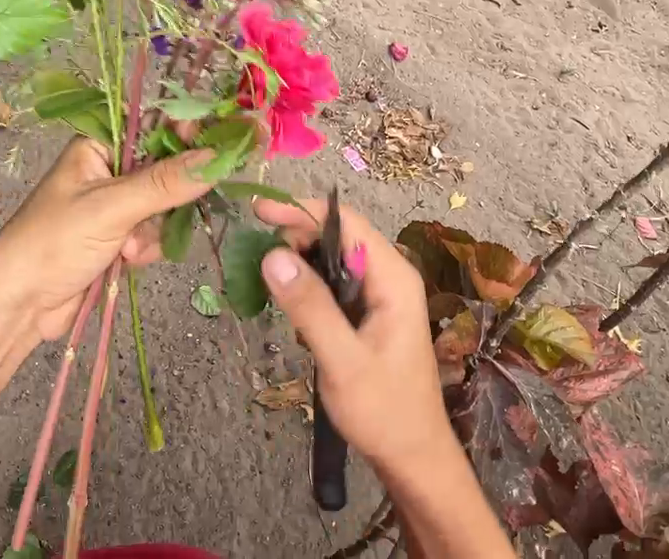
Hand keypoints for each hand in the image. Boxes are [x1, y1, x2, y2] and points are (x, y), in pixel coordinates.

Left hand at [0, 139, 213, 341]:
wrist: (19, 306)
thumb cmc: (54, 242)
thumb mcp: (111, 207)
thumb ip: (165, 183)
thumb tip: (217, 156)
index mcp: (99, 146)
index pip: (154, 129)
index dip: (188, 137)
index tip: (223, 147)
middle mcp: (109, 170)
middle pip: (167, 170)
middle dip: (167, 200)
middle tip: (161, 214)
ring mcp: (116, 207)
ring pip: (166, 207)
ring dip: (154, 231)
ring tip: (128, 249)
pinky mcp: (120, 239)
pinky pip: (155, 235)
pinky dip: (147, 249)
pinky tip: (126, 262)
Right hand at [255, 195, 458, 475]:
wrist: (412, 458)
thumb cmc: (384, 410)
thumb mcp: (343, 361)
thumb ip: (310, 307)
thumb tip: (272, 255)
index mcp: (393, 277)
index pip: (345, 221)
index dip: (301, 209)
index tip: (259, 211)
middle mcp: (388, 275)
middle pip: (336, 233)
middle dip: (295, 233)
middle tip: (256, 252)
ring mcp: (378, 293)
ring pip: (330, 255)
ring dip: (297, 257)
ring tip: (264, 275)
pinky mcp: (365, 311)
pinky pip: (330, 280)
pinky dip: (305, 280)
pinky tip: (286, 299)